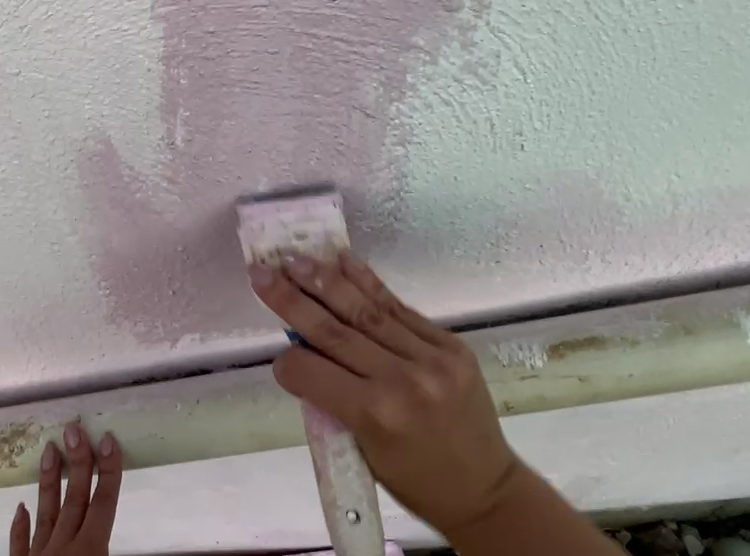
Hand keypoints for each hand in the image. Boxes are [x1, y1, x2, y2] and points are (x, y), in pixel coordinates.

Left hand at [8, 421, 121, 555]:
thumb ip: (108, 549)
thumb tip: (111, 524)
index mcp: (89, 552)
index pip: (103, 504)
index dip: (108, 471)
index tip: (108, 440)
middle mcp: (63, 548)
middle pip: (74, 499)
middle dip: (77, 462)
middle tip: (73, 429)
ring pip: (46, 513)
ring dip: (49, 481)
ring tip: (49, 449)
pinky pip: (19, 545)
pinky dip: (20, 525)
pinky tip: (20, 507)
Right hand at [248, 253, 520, 534]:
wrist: (486, 490)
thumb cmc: (414, 479)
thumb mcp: (362, 448)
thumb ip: (333, 397)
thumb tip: (303, 349)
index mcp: (375, 415)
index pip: (311, 372)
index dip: (287, 362)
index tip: (277, 357)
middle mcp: (401, 380)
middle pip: (333, 330)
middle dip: (291, 298)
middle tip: (262, 272)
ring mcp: (430, 358)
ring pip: (365, 309)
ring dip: (324, 280)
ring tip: (295, 259)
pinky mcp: (450, 344)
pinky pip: (399, 307)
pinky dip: (367, 283)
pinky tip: (343, 261)